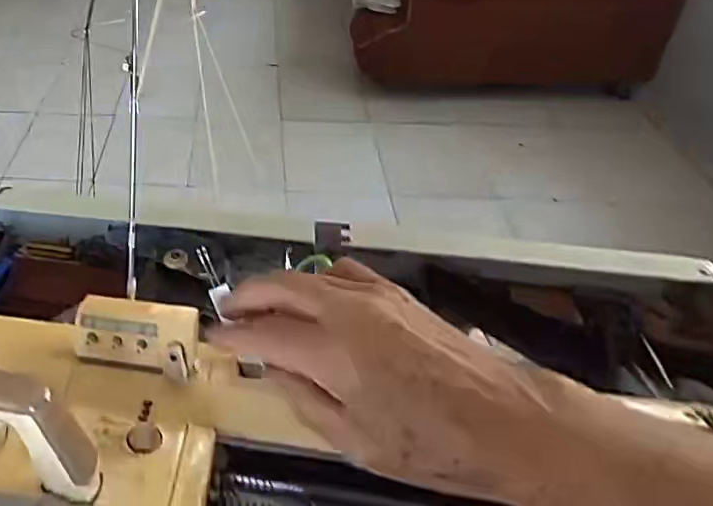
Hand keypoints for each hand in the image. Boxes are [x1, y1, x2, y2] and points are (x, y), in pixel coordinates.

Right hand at [207, 259, 566, 501]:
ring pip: (311, 273)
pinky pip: (342, 270)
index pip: (268, 332)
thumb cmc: (429, 441)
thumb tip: (276, 371)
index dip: (235, 334)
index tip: (213, 336)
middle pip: (283, 286)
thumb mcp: (357, 441)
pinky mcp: (394, 290)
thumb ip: (308, 401)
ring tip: (262, 302)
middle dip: (249, 295)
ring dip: (280, 283)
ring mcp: (374, 292)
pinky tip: (315, 293)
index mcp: (334, 349)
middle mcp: (349, 307)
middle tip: (227, 310)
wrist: (498, 414)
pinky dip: (317, 277)